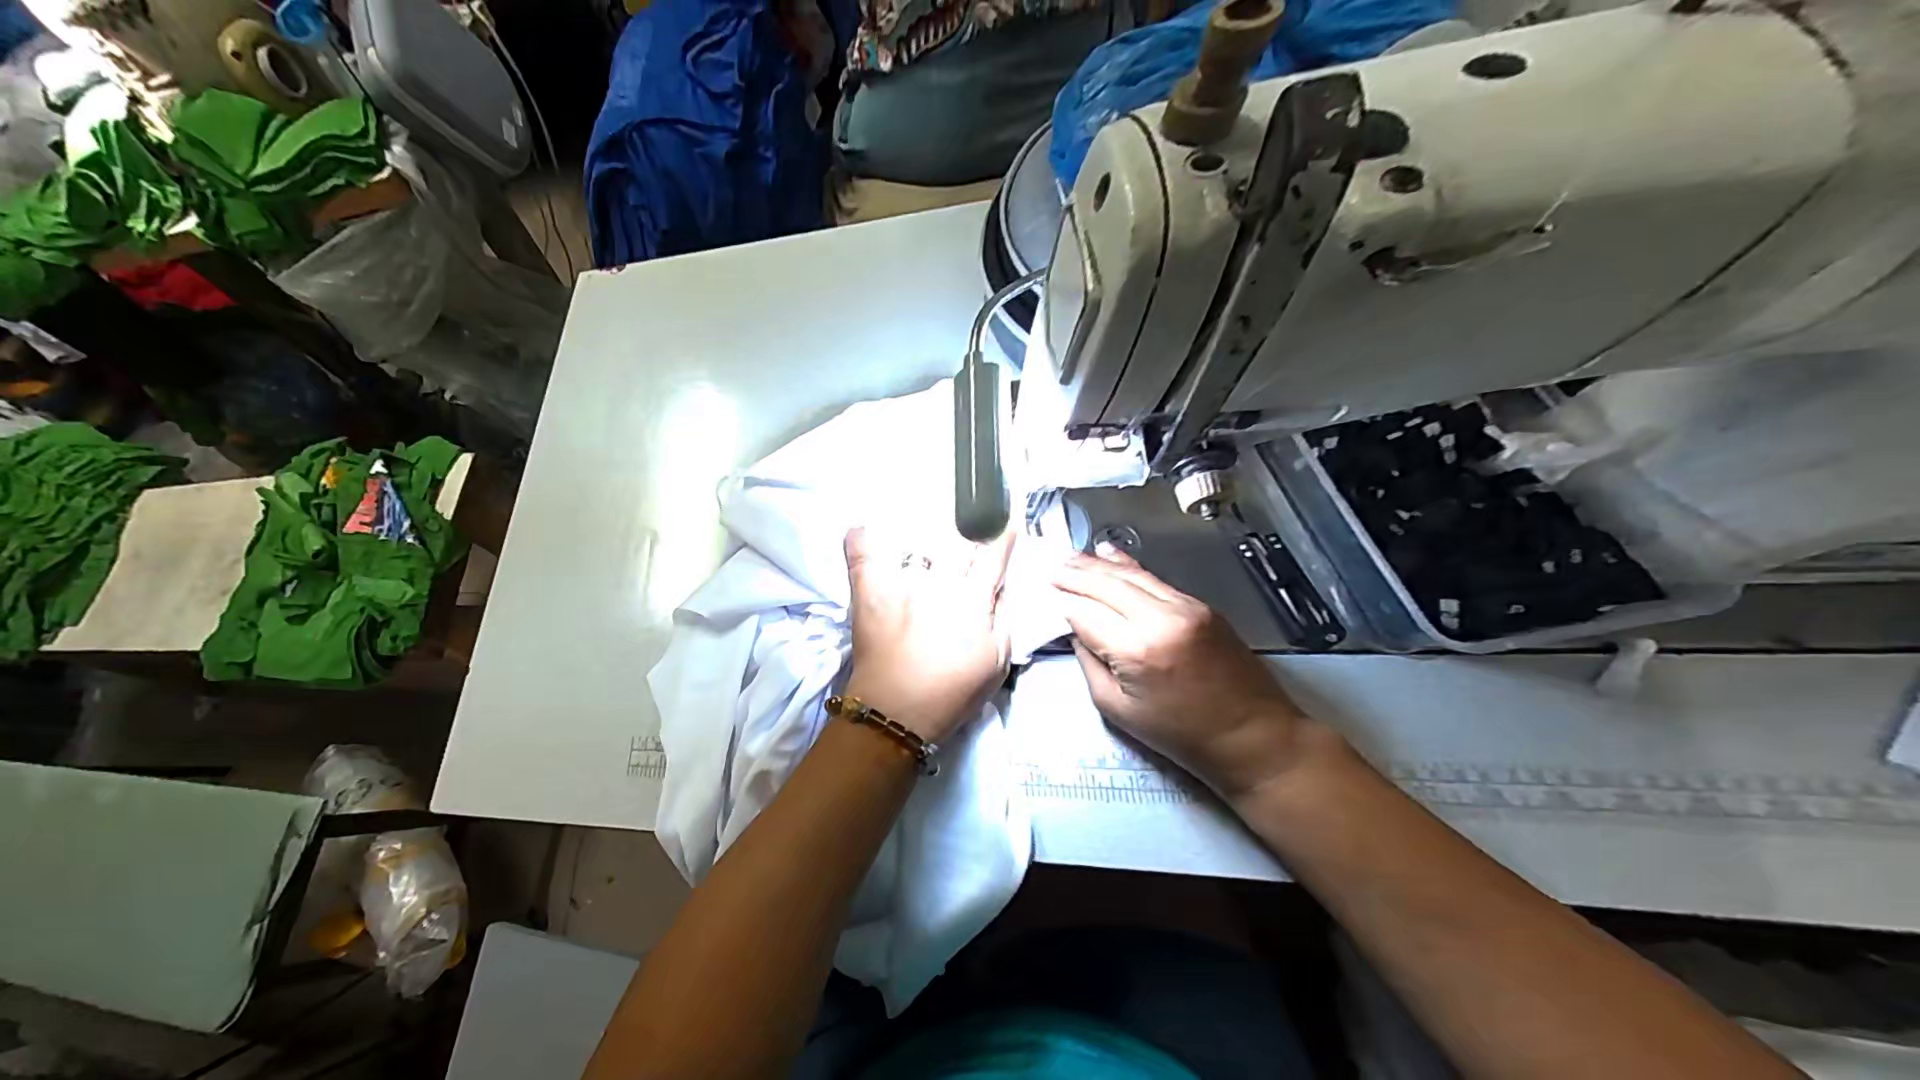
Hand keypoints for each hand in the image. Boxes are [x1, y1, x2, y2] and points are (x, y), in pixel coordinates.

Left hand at [842, 526, 1014, 743]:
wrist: (895, 714)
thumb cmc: (952, 694)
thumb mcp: (997, 664)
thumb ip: (1003, 620)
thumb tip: (1001, 588)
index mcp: (973, 601)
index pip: (994, 556)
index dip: (1003, 532)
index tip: (1006, 514)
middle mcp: (940, 585)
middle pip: (956, 540)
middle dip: (964, 527)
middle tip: (965, 521)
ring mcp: (901, 584)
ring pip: (914, 540)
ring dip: (920, 527)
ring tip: (920, 513)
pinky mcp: (870, 591)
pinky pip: (863, 553)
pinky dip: (862, 538)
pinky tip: (863, 527)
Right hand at [1051, 544, 1338, 799]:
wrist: (1253, 735)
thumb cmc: (1181, 735)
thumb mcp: (1118, 710)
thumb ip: (1091, 664)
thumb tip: (1079, 631)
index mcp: (1137, 649)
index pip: (1086, 614)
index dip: (1062, 604)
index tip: (1042, 595)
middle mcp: (1161, 618)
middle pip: (1107, 584)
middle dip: (1076, 574)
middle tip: (1050, 566)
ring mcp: (1185, 606)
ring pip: (1132, 574)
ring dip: (1099, 564)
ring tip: (1071, 556)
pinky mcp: (1200, 605)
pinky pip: (1155, 579)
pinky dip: (1129, 567)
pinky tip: (1110, 556)